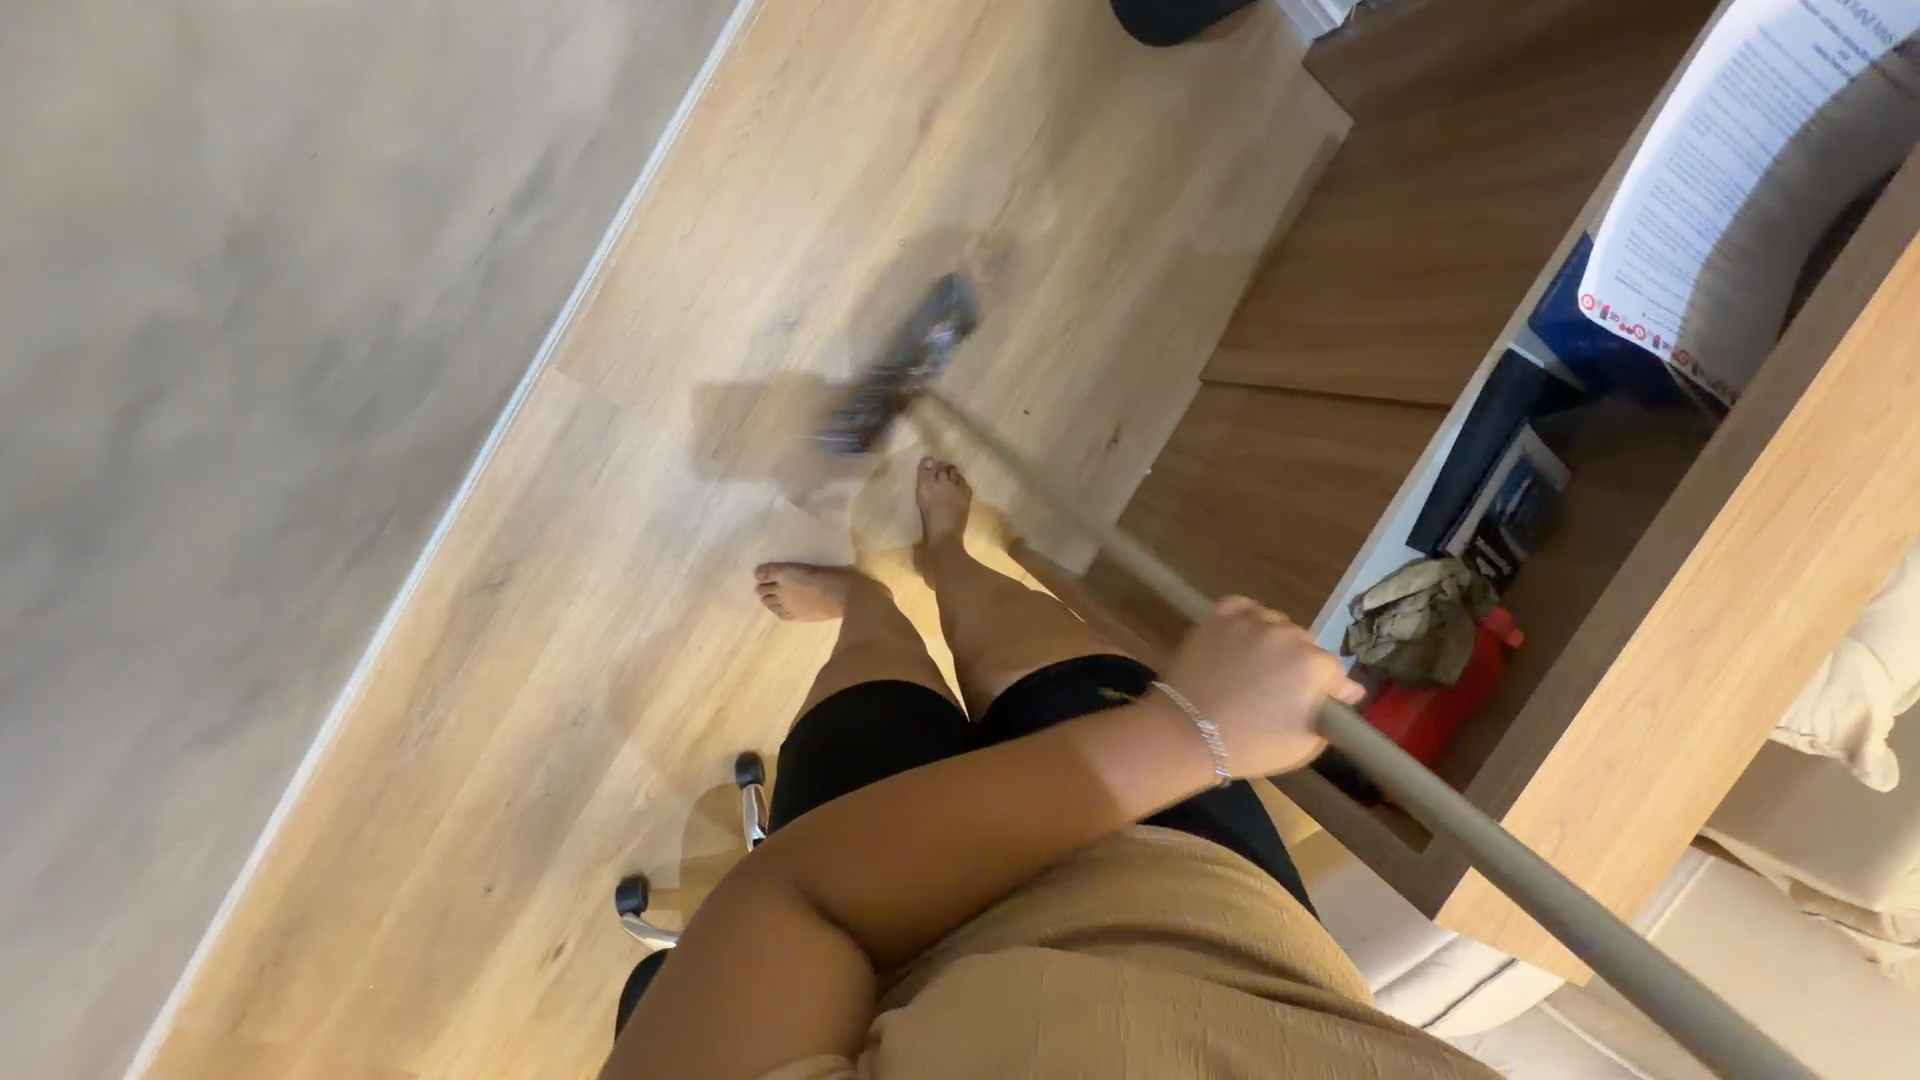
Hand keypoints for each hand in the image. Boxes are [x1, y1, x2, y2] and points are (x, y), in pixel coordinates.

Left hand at [1159, 596, 1364, 777]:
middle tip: (1283, 685)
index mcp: (1313, 665)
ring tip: (1258, 661)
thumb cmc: (1250, 744)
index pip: (1334, 670)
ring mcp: (1249, 622)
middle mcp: (1286, 635)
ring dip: (1273, 638)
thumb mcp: (1305, 743)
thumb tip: (1343, 694)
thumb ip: (1329, 715)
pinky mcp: (1217, 618)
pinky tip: (1243, 632)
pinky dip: (1246, 616)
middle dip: (1301, 662)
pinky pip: (1240, 606)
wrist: (1188, 731)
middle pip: (1304, 643)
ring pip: (1274, 621)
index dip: (1330, 687)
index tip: (1325, 699)